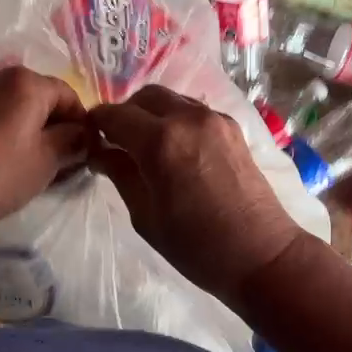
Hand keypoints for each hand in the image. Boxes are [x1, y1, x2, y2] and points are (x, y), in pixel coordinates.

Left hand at [0, 67, 89, 236]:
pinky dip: (11, 129)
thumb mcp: (46, 160)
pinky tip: (10, 157)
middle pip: (43, 96)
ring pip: (19, 105)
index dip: (82, 123)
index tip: (86, 152)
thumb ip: (72, 141)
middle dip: (57, 126)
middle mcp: (0, 75)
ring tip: (37, 163)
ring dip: (34, 128)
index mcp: (26, 81)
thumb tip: (83, 135)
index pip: (69, 95)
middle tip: (64, 161)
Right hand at [86, 85, 302, 302]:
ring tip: (147, 145)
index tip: (90, 139)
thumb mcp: (145, 216)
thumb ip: (120, 174)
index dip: (97, 124)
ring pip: (170, 99)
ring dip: (152, 113)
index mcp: (160, 140)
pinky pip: (193, 110)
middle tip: (118, 142)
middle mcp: (187, 118)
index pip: (115, 115)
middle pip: (144, 97)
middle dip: (125, 113)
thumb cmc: (196, 246)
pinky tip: (176, 148)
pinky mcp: (231, 126)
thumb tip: (101, 153)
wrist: (261, 254)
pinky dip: (176, 119)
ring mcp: (213, 118)